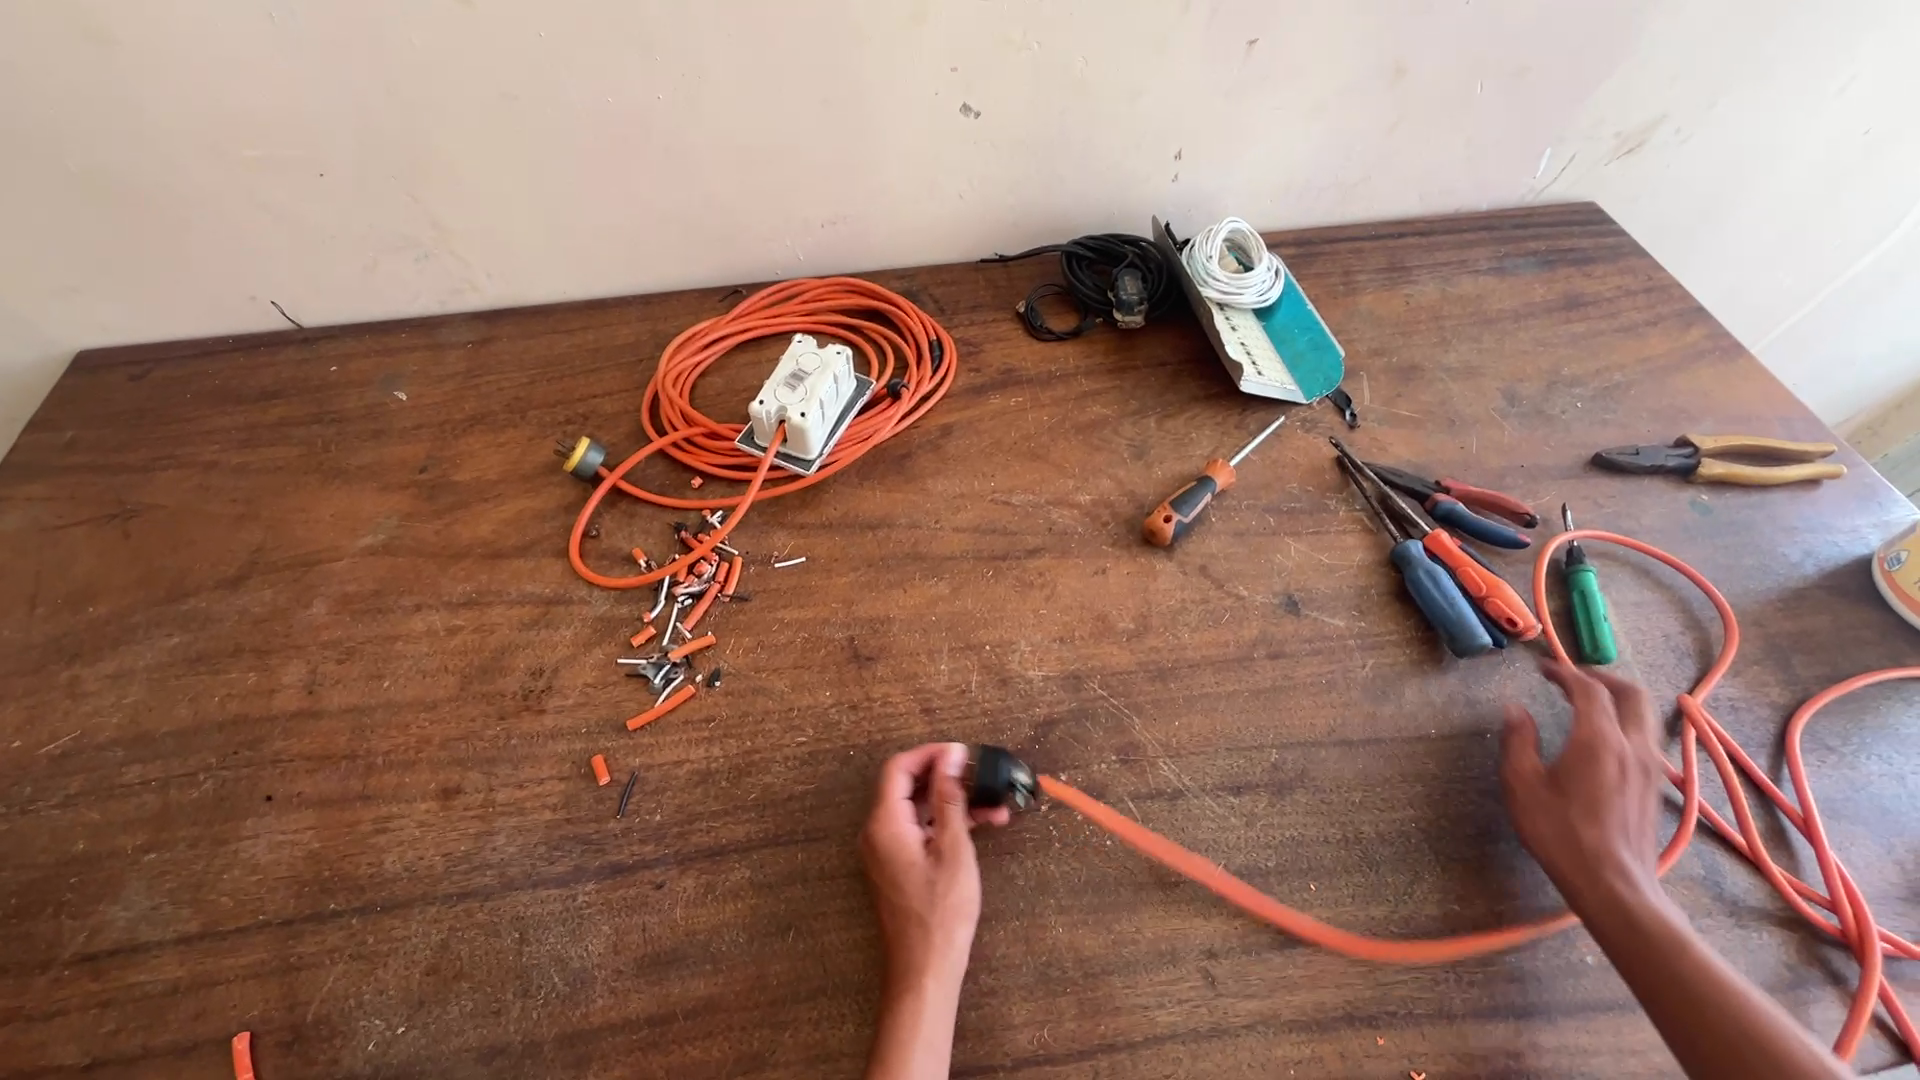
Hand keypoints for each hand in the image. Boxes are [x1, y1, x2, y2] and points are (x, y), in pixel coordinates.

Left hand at [859, 743, 1009, 989]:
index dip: (931, 754)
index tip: (964, 753)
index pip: (899, 768)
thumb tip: (951, 757)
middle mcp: (878, 831)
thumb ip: (949, 798)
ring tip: (994, 804)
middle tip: (982, 776)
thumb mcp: (953, 848)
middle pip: (908, 785)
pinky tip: (981, 826)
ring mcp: (886, 849)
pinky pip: (919, 829)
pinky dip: (946, 823)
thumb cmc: (941, 912)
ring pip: (918, 808)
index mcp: (885, 823)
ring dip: (953, 801)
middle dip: (947, 777)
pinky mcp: (898, 864)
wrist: (924, 970)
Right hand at [1500, 660, 1666, 908]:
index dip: (1565, 672)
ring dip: (1615, 700)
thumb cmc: (1558, 831)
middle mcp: (1632, 747)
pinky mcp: (1652, 785)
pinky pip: (1643, 738)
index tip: (1543, 668)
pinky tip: (1600, 737)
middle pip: (1631, 695)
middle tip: (1570, 677)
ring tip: (1585, 703)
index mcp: (1598, 740)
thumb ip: (1518, 740)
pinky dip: (1622, 722)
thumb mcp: (1522, 784)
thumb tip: (1515, 710)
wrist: (1612, 883)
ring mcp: (1649, 767)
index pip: (1589, 690)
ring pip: (1643, 716)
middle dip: (1601, 678)